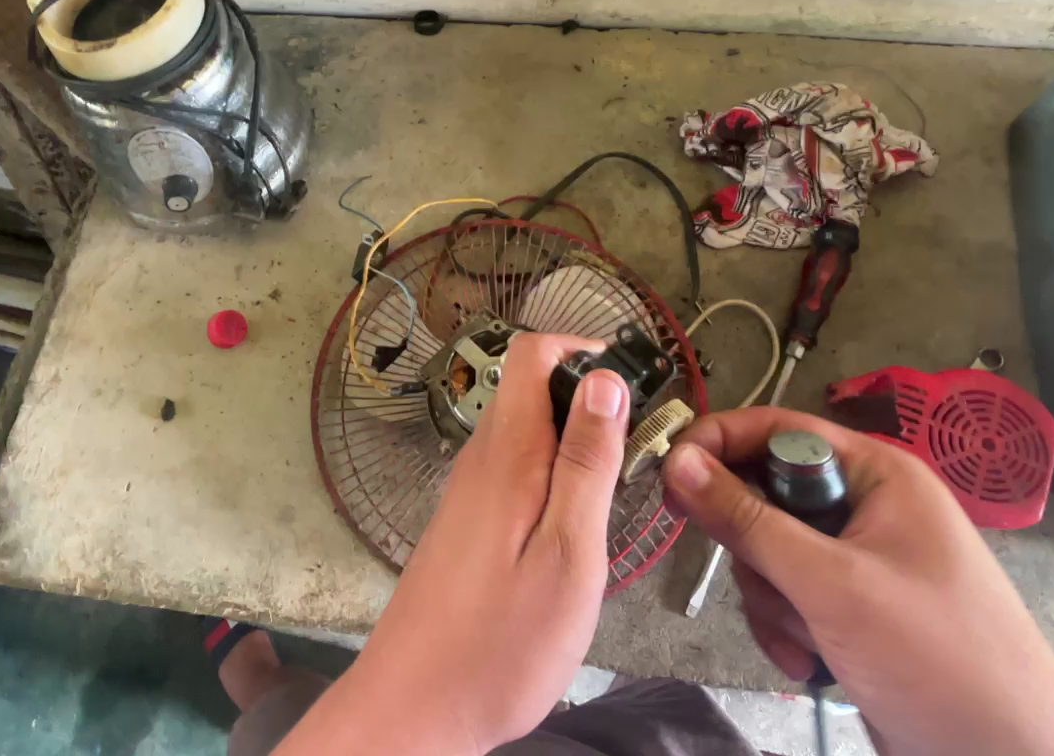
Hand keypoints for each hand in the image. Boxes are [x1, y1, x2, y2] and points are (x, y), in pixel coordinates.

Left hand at [276, 333, 630, 755]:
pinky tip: (575, 522)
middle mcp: (481, 457)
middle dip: (587, 398)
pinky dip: (553, 471)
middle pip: (530, 388)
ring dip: (573, 438)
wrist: (416, 705)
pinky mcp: (468, 519)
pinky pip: (515, 467)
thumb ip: (586, 461)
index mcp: (507, 452)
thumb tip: (602, 379)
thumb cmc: (502, 640)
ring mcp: (470, 488)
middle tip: (637, 445)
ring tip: (616, 487)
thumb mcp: (568, 551)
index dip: (579, 347)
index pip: (530, 354)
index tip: (631, 378)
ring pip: (526, 429)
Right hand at [664, 408, 1053, 755]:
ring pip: (768, 550)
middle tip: (759, 578)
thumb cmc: (936, 659)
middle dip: (755, 548)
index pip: (778, 430)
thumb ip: (747, 520)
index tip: (670, 474)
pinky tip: (809, 662)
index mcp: (877, 475)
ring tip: (805, 639)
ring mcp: (858, 561)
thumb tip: (676, 461)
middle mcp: (866, 507)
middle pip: (765, 494)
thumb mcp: (830, 583)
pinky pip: (786, 593)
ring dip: (771, 598)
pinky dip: (785, 627)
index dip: (719, 443)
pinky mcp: (851, 608)